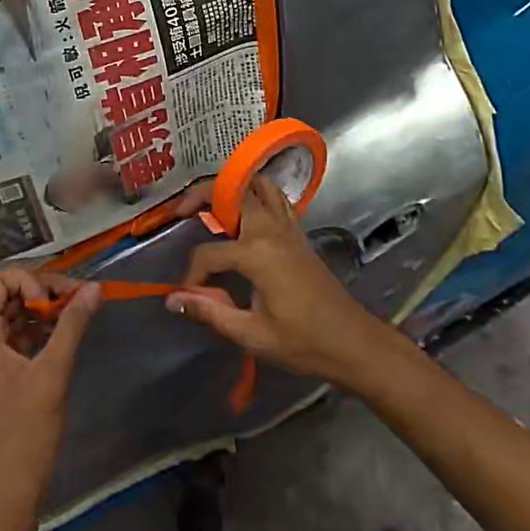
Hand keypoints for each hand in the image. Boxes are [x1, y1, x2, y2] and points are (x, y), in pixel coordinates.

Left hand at [0, 270, 100, 522]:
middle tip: (80, 302)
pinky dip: (37, 334)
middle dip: (43, 293)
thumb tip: (93, 289)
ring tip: (76, 318)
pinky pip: (15, 341)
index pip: (0, 280)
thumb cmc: (22, 432)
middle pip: (7, 296)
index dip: (32, 281)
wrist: (3, 495)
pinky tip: (63, 340)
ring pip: (13, 319)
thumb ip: (71, 327)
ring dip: (42, 313)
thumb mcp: (51, 374)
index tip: (60, 300)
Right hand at [165, 175, 392, 385]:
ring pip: (257, 185)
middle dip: (200, 196)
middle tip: (183, 213)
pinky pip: (275, 198)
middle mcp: (270, 231)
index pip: (209, 253)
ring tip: (212, 206)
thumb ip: (210, 313)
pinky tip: (244, 213)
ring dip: (232, 188)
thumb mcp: (253, 334)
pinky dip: (256, 194)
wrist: (356, 345)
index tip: (187, 295)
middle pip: (231, 192)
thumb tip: (173, 300)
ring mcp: (287, 228)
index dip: (192, 274)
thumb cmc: (305, 342)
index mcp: (257, 255)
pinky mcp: (298, 233)